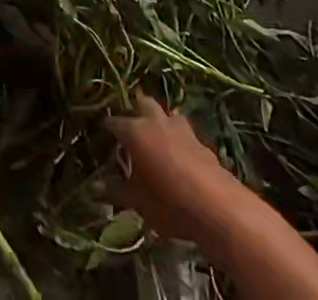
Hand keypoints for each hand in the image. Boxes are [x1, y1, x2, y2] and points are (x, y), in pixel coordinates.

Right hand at [105, 92, 249, 244]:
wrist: (223, 213)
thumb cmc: (169, 203)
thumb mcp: (137, 201)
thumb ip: (115, 191)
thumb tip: (95, 187)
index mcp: (134, 131)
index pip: (113, 122)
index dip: (107, 129)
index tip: (103, 137)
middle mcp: (157, 124)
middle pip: (144, 103)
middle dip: (137, 108)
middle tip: (131, 122)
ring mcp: (185, 134)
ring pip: (171, 116)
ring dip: (164, 122)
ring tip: (159, 137)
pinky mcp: (207, 148)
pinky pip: (189, 138)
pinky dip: (182, 144)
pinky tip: (182, 159)